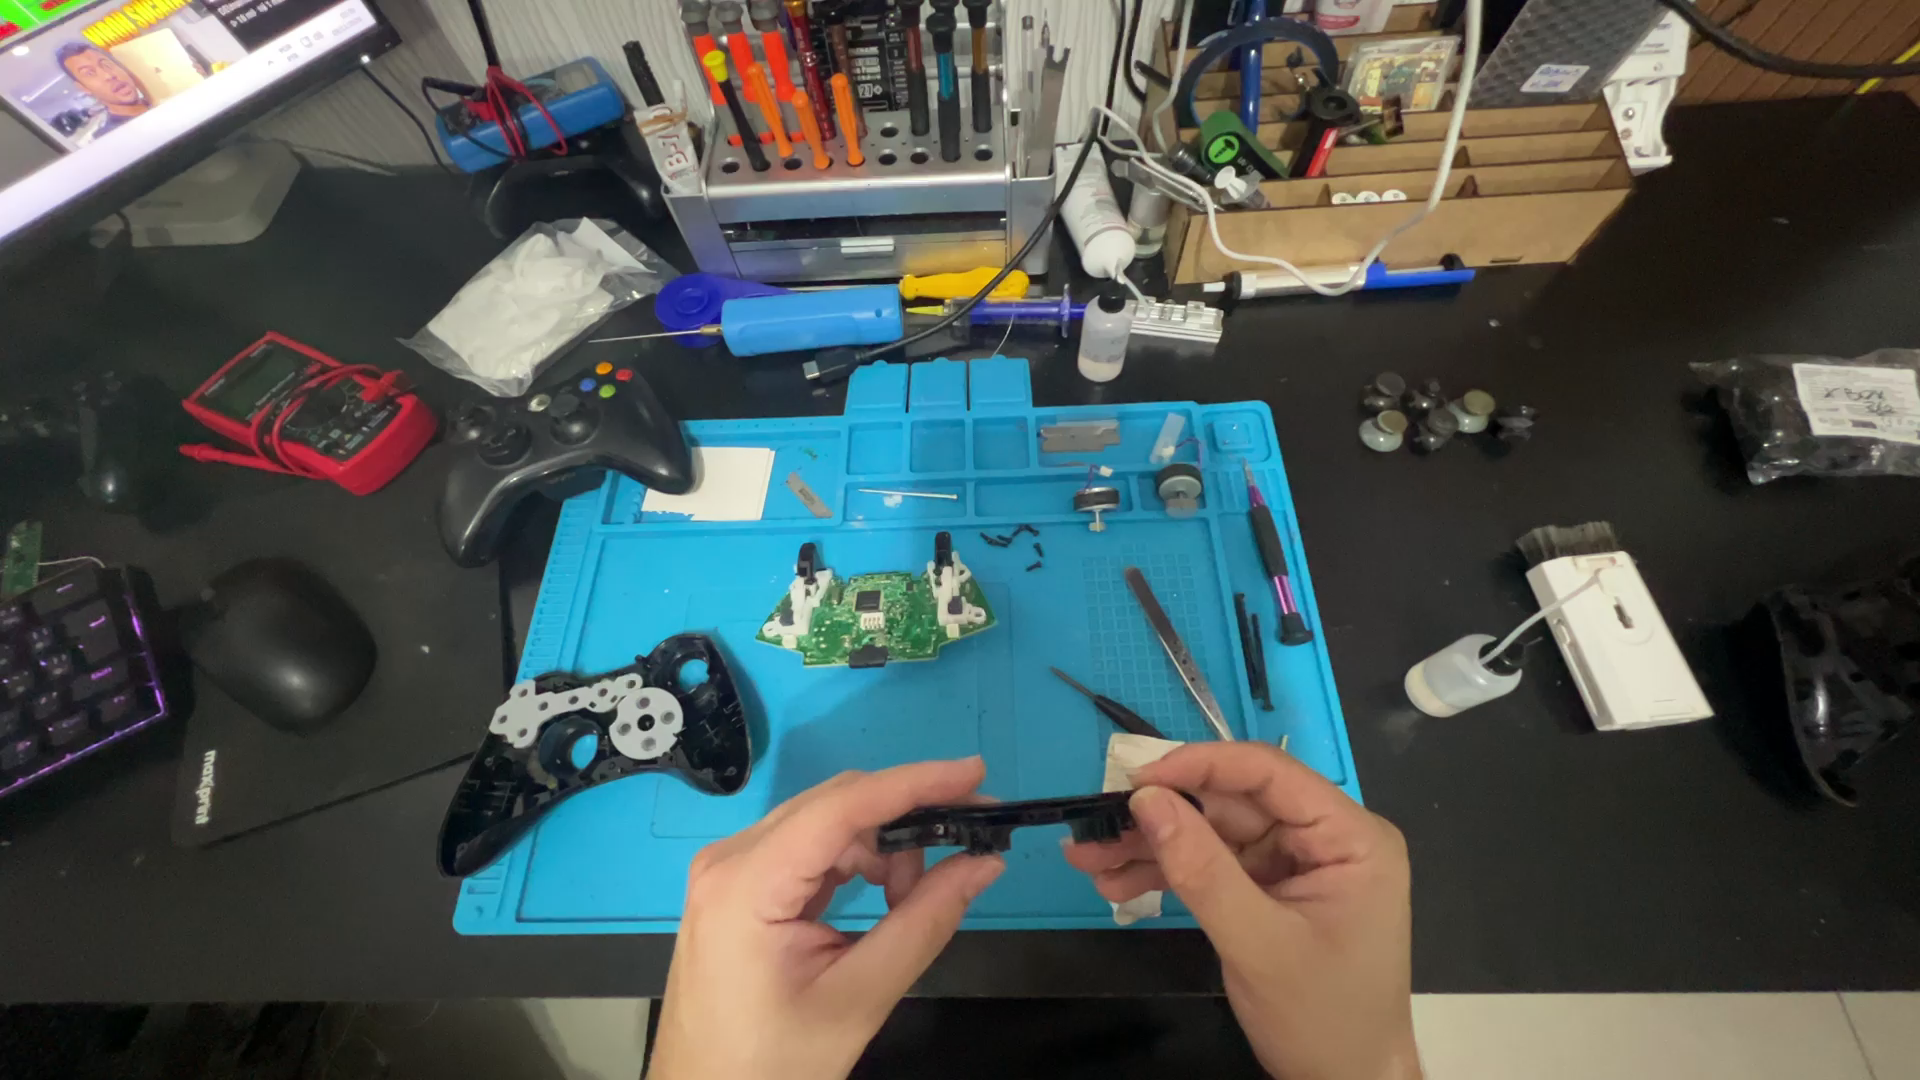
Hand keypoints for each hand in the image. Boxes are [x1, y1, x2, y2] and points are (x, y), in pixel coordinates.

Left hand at [650, 758, 1004, 1079]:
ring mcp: (734, 864)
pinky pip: (815, 843)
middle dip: (908, 813)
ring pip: (830, 818)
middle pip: (837, 803)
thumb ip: (925, 922)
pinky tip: (885, 892)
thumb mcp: (858, 999)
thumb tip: (986, 863)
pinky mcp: (744, 878)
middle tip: (970, 833)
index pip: (842, 806)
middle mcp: (733, 854)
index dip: (913, 783)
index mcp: (747, 882)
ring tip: (914, 893)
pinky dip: (861, 858)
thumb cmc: (773, 1067)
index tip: (975, 772)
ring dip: (885, 841)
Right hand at [1063, 743, 1418, 1079]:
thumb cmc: (1323, 1021)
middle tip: (1096, 823)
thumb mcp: (1259, 945)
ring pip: (1206, 827)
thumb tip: (1144, 799)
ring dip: (1148, 843)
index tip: (1137, 780)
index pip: (1267, 771)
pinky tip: (1114, 880)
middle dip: (1159, 813)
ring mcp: (1287, 857)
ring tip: (1088, 857)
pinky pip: (1204, 859)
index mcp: (1347, 835)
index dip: (1199, 764)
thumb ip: (1201, 869)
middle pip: (1226, 799)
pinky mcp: (1261, 881)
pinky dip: (1160, 870)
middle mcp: (1317, 833)